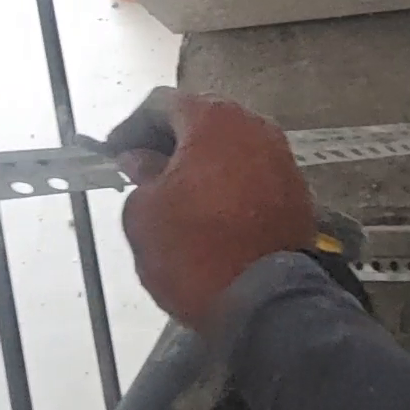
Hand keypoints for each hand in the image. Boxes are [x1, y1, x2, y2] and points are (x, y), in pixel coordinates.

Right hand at [118, 90, 314, 330]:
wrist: (269, 305)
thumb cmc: (197, 252)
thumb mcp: (144, 214)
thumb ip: (140, 175)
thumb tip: (142, 160)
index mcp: (212, 119)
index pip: (161, 104)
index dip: (131, 127)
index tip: (114, 152)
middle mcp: (251, 124)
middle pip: (199, 118)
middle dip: (167, 140)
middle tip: (139, 168)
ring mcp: (279, 154)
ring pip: (227, 144)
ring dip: (198, 160)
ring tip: (172, 191)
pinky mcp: (295, 186)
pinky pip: (249, 169)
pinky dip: (224, 179)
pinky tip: (206, 207)